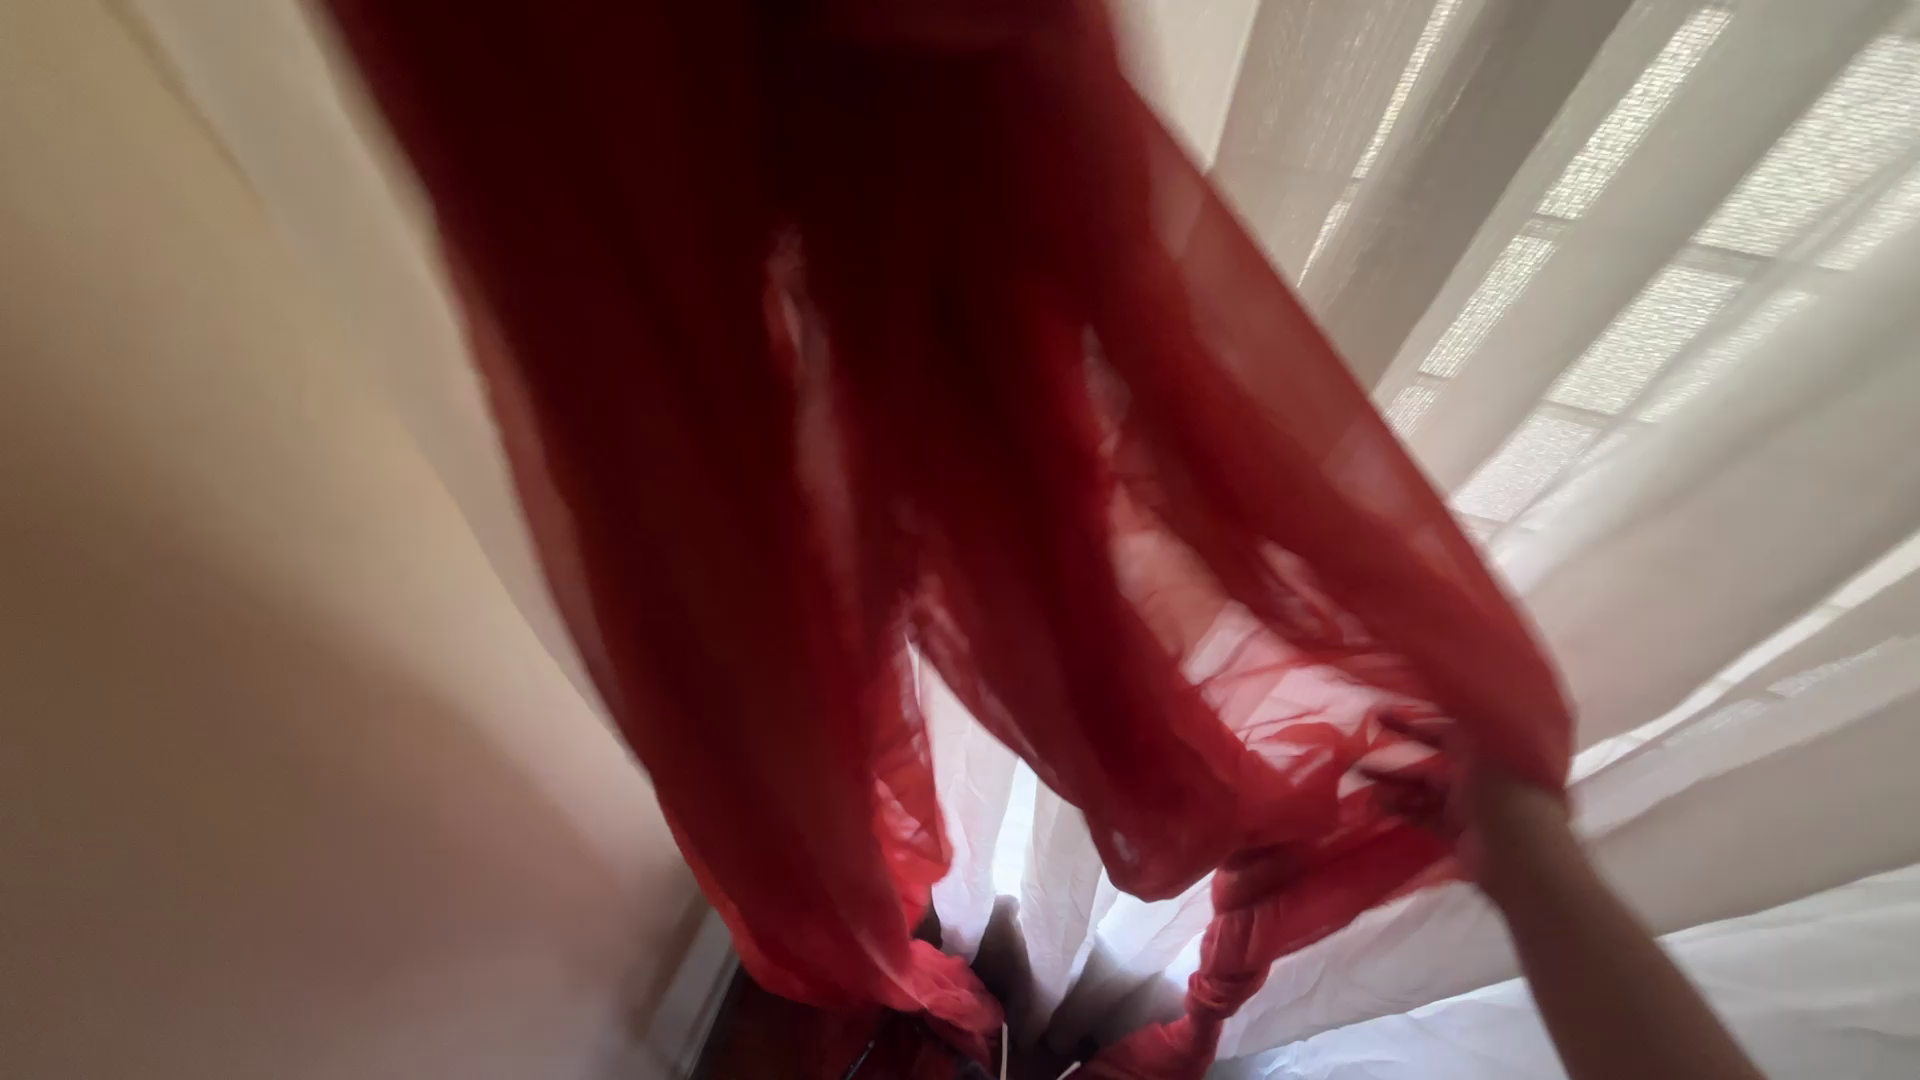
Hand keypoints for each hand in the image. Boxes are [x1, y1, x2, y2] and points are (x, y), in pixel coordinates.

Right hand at [1364, 712, 1573, 904]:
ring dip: (1391, 780)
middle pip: (1428, 760)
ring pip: (1420, 787)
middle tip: (1360, 745)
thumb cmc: (1506, 796)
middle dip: (1395, 752)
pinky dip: (1400, 808)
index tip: (1380, 714)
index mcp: (1487, 754)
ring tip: (1360, 774)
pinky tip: (1377, 802)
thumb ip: (1459, 726)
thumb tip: (1440, 696)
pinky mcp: (1455, 831)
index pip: (1445, 731)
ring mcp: (1465, 805)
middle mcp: (1477, 777)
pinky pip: (1421, 813)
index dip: (1413, 722)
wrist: (1520, 859)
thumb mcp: (1485, 749)